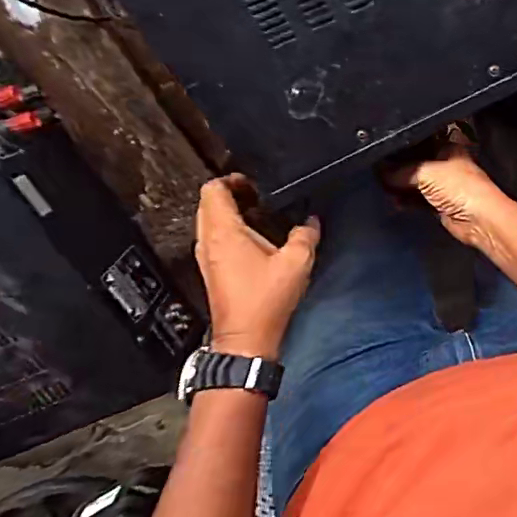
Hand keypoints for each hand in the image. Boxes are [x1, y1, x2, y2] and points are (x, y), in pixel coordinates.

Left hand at [194, 174, 320, 358]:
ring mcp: (206, 256)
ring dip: (230, 212)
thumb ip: (305, 235)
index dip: (232, 179)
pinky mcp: (212, 270)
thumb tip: (311, 222)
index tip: (255, 183)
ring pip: (209, 221)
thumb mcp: (297, 262)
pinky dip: (230, 230)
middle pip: (208, 203)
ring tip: (260, 214)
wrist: (247, 337)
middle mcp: (208, 241)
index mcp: (223, 232)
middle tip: (259, 195)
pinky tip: (256, 239)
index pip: (213, 190)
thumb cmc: (266, 299)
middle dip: (231, 193)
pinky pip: (215, 238)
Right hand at [389, 125, 514, 252]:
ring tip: (382, 187)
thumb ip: (401, 170)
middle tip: (377, 171)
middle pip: (415, 163)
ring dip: (399, 186)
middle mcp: (445, 165)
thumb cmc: (460, 187)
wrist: (480, 220)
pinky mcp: (439, 205)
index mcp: (448, 148)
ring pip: (415, 183)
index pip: (420, 142)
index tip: (381, 151)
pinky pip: (417, 200)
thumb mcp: (426, 172)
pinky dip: (405, 200)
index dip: (402, 146)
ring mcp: (443, 186)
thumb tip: (380, 171)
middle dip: (397, 168)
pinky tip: (394, 201)